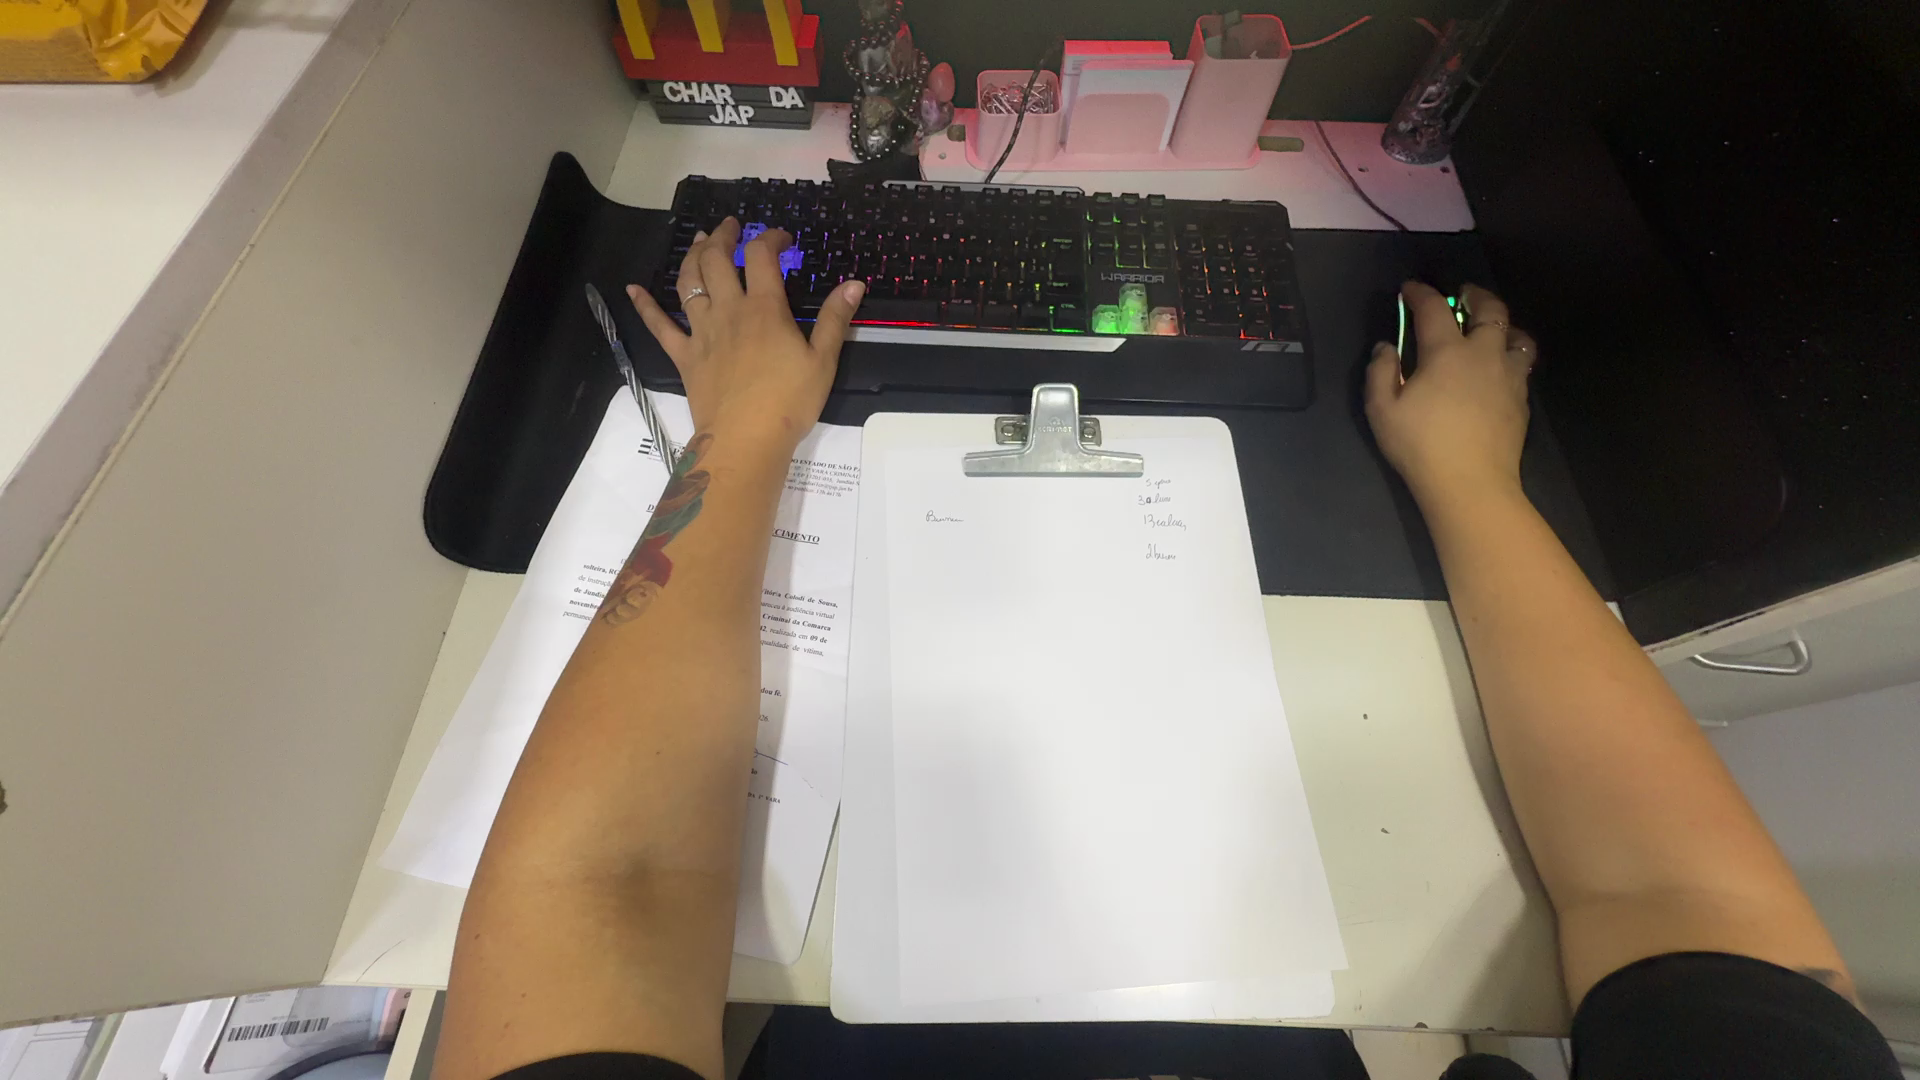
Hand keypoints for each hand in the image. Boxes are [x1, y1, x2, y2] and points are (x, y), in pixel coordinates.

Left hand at [628, 217, 864, 451]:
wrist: (747, 439)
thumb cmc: (789, 402)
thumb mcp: (823, 361)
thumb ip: (835, 319)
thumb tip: (853, 283)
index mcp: (764, 309)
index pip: (762, 256)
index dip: (769, 237)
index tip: (781, 237)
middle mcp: (728, 311)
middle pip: (716, 260)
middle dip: (722, 236)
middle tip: (729, 227)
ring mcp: (701, 332)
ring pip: (688, 283)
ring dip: (691, 256)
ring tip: (698, 241)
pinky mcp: (684, 356)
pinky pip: (660, 326)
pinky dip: (645, 306)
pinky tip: (632, 289)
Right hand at [1365, 282, 1537, 505]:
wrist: (1469, 480)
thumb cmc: (1418, 444)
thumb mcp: (1382, 410)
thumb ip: (1381, 373)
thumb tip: (1385, 347)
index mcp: (1446, 353)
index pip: (1434, 310)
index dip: (1421, 294)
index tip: (1410, 288)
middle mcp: (1483, 354)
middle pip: (1489, 310)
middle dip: (1475, 295)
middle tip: (1462, 293)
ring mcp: (1508, 374)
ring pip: (1515, 333)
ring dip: (1502, 322)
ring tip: (1491, 325)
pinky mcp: (1521, 396)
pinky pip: (1520, 361)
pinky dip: (1509, 351)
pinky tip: (1498, 363)